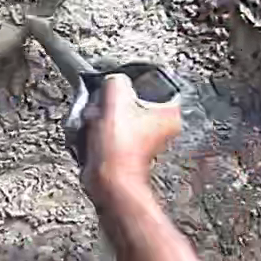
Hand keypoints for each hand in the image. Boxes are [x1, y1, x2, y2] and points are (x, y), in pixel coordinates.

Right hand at [81, 72, 180, 205]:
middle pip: (128, 97)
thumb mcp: (116, 99)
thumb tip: (112, 80)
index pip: (151, 81)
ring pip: (114, 112)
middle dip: (108, 101)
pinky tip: (92, 134)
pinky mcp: (123, 147)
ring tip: (95, 123)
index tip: (116, 83)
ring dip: (98, 115)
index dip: (130, 80)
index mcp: (169, 112)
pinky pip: (106, 127)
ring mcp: (140, 137)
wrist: (106, 181)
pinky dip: (95, 129)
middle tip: (103, 108)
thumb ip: (116, 80)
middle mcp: (159, 125)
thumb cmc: (119, 150)